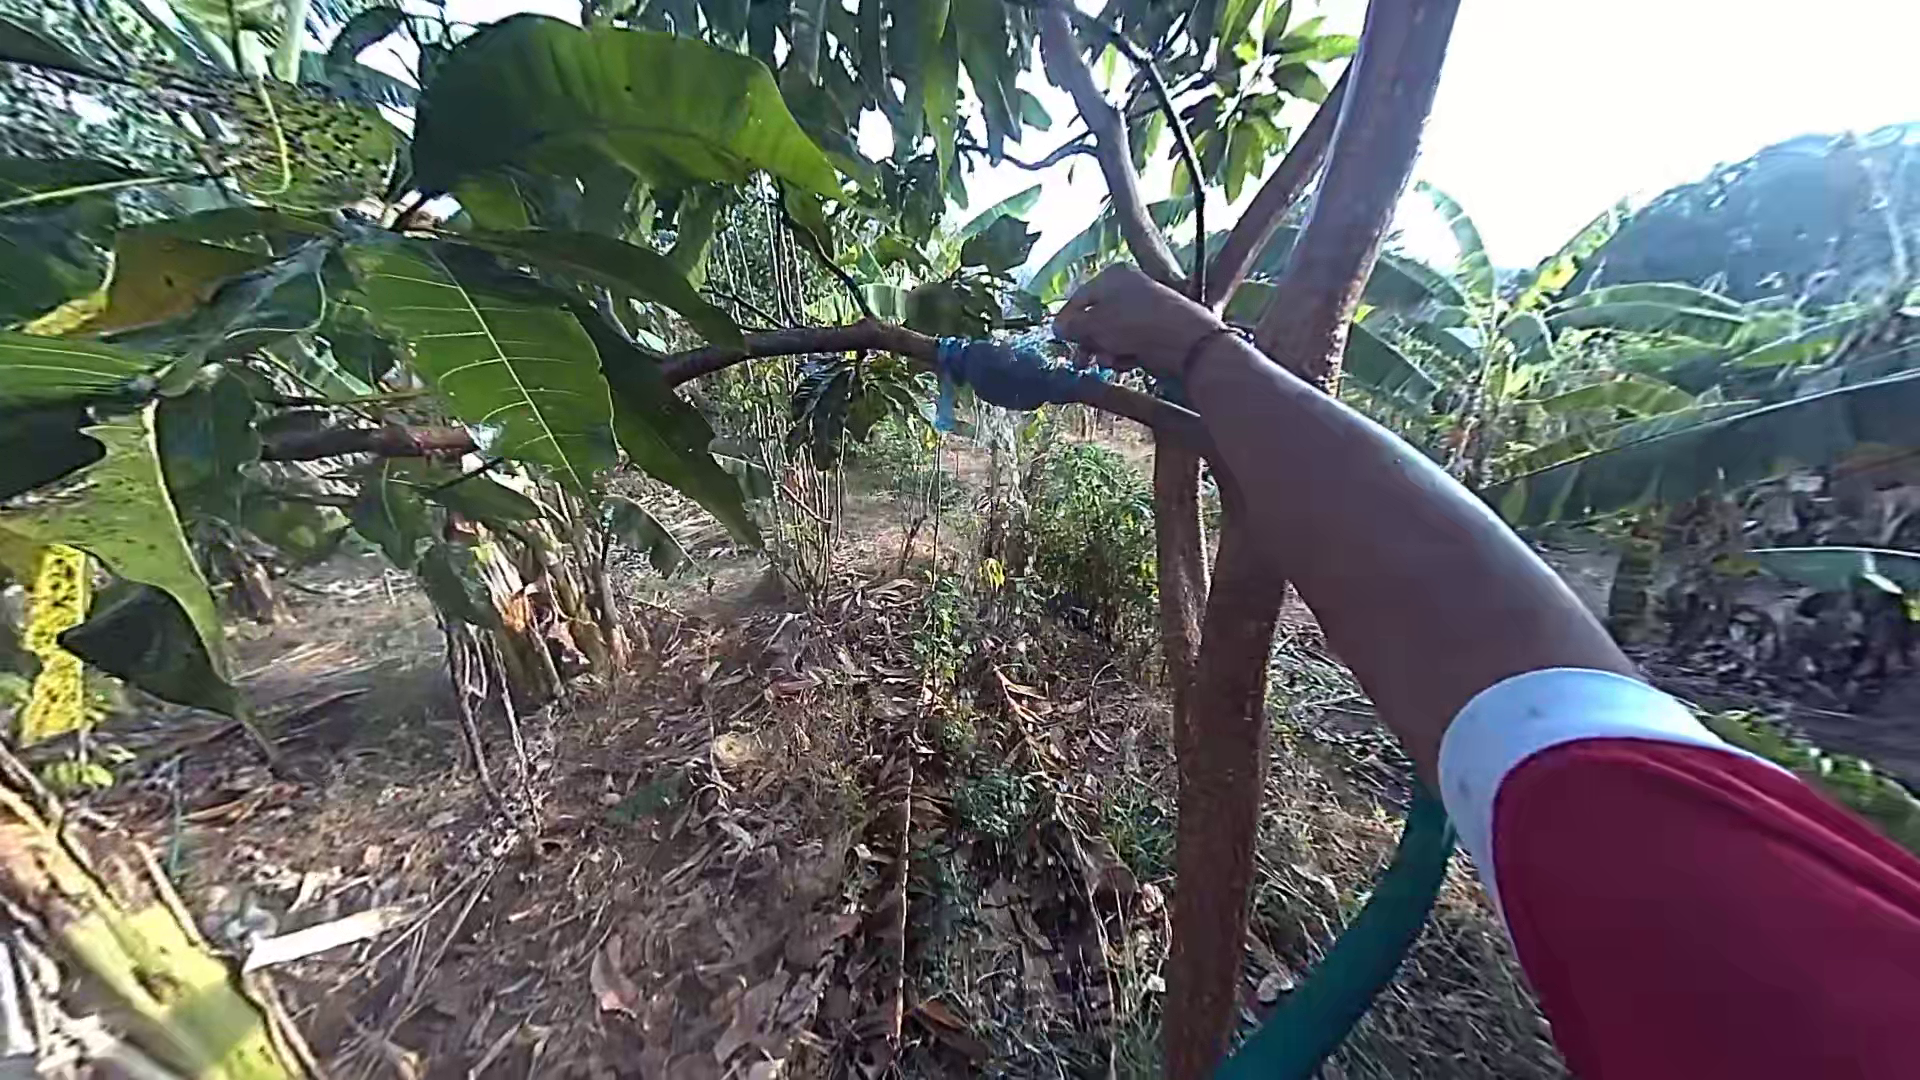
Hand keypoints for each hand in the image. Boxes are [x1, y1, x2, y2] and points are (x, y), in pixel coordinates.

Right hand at [1052, 264, 1223, 378]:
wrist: (1182, 340)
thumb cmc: (1133, 324)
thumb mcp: (1095, 324)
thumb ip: (1073, 326)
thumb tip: (1057, 327)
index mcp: (1111, 277)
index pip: (1078, 298)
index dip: (1066, 321)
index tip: (1057, 340)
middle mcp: (1126, 289)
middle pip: (1094, 318)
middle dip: (1087, 341)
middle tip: (1082, 360)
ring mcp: (1140, 310)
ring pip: (1109, 334)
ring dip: (1105, 351)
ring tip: (1111, 360)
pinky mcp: (1151, 330)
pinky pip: (1126, 343)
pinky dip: (1123, 354)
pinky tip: (1127, 362)